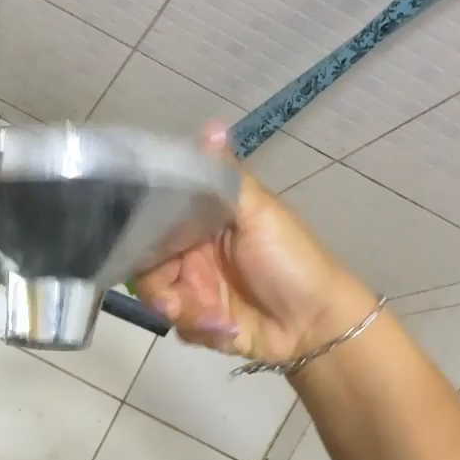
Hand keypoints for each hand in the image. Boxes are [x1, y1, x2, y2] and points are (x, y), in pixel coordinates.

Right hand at [135, 125, 377, 360]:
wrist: (315, 323)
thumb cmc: (292, 260)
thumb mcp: (260, 213)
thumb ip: (225, 179)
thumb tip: (210, 127)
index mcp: (204, 224)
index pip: (155, 226)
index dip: (143, 241)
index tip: (147, 257)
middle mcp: (194, 256)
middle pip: (149, 271)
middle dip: (160, 291)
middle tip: (175, 304)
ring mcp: (196, 292)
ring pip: (162, 303)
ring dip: (186, 314)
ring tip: (215, 321)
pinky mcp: (201, 324)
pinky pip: (179, 329)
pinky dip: (199, 331)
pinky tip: (227, 331)